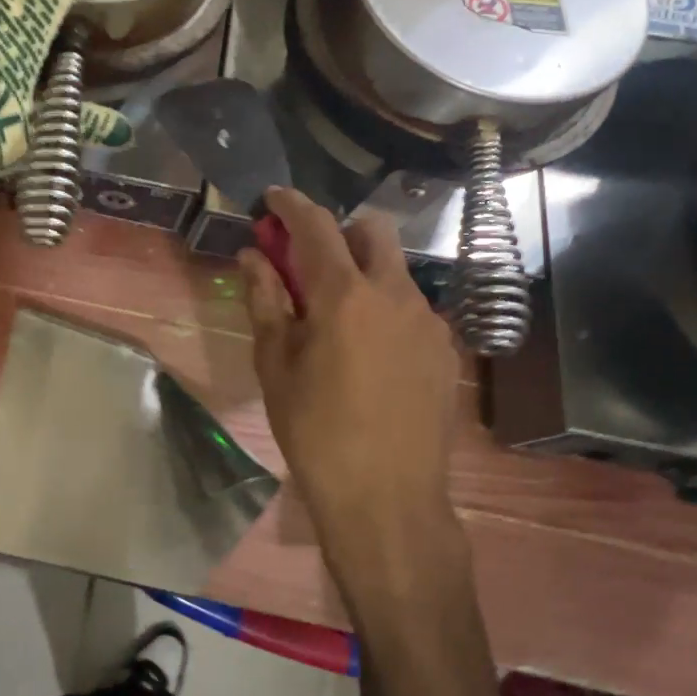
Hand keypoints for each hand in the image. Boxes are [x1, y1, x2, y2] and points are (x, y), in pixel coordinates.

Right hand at [239, 188, 461, 541]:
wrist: (387, 498)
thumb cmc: (315, 430)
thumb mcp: (276, 364)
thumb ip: (266, 300)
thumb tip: (252, 256)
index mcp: (345, 295)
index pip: (316, 226)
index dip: (291, 205)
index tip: (272, 197)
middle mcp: (395, 295)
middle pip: (373, 231)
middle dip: (339, 231)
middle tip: (309, 263)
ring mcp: (428, 322)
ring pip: (395, 271)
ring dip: (362, 272)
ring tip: (336, 317)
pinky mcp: (444, 351)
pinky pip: (411, 308)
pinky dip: (384, 307)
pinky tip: (367, 351)